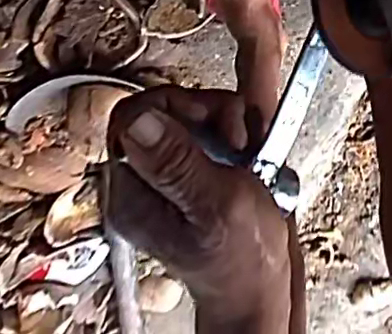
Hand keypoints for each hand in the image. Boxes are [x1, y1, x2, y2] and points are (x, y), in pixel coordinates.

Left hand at [106, 87, 291, 333]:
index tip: (212, 123)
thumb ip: (179, 163)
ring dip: (227, 119)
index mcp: (132, 193)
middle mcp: (140, 180)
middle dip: (209, 111)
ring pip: (188, 110)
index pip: (135, 114)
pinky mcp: (185, 168)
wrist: (259, 286)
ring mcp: (164, 172)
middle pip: (164, 105)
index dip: (177, 105)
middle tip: (237, 140)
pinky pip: (204, 124)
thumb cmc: (243, 258)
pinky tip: (247, 151)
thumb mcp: (217, 206)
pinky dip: (232, 127)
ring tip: (246, 150)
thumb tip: (139, 122)